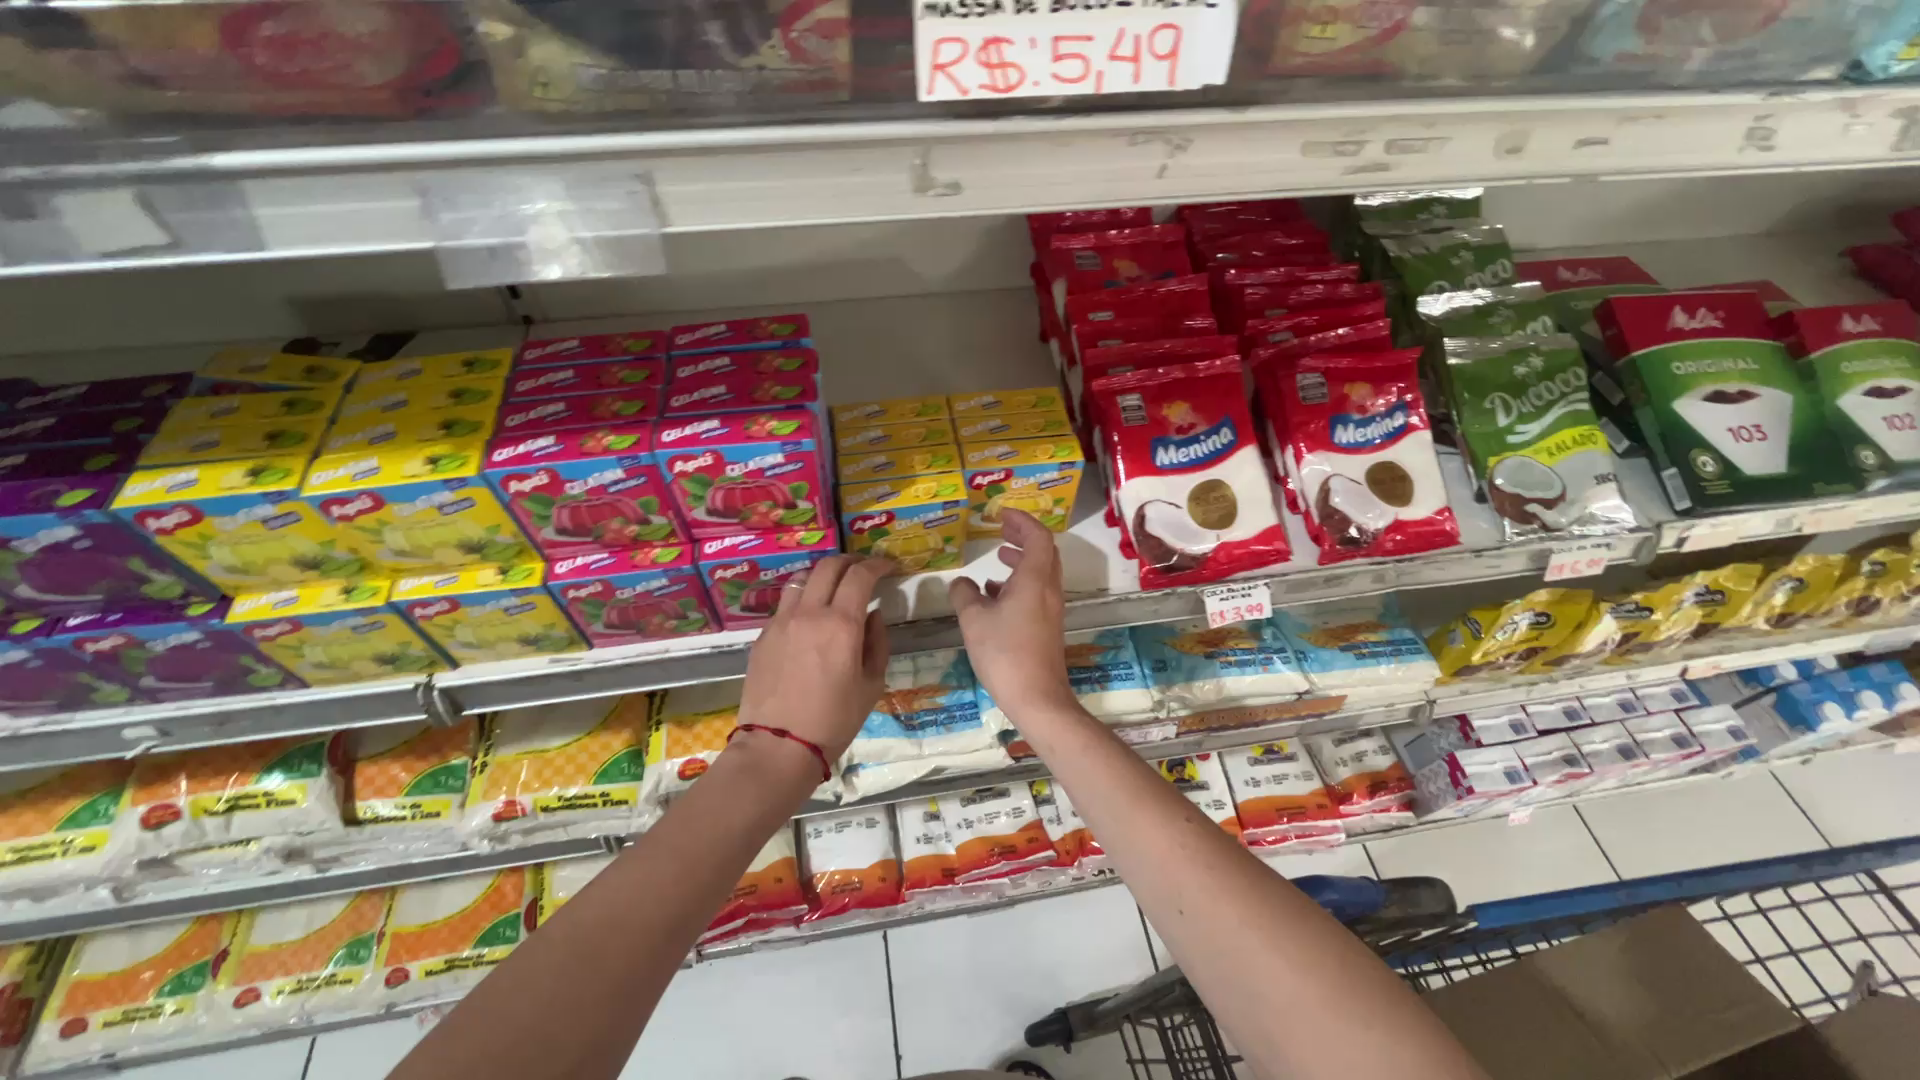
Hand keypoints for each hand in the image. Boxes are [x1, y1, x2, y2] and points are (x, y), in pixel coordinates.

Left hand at [738, 556, 891, 761]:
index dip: (878, 564)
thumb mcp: (871, 684)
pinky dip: (804, 599)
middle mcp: (809, 613)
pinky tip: (810, 619)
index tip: (889, 567)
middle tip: (865, 570)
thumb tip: (873, 615)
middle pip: (829, 566)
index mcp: (841, 624)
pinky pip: (786, 604)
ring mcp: (781, 621)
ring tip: (835, 589)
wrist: (779, 746)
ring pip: (803, 579)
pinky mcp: (763, 635)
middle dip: (851, 561)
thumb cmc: (834, 720)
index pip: (861, 575)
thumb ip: (877, 643)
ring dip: (824, 576)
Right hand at [949, 510, 1075, 716]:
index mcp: (1034, 579)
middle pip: (1044, 552)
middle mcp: (1048, 589)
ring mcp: (1051, 610)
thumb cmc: (1005, 654)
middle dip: (1024, 536)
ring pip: (1041, 573)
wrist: (1037, 698)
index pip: (1038, 536)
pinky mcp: (1047, 627)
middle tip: (1001, 530)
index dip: (1022, 521)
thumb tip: (961, 582)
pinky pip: (1036, 593)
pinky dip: (1019, 583)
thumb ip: (964, 594)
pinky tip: (995, 595)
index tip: (1001, 514)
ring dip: (1021, 560)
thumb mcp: (974, 620)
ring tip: (998, 557)